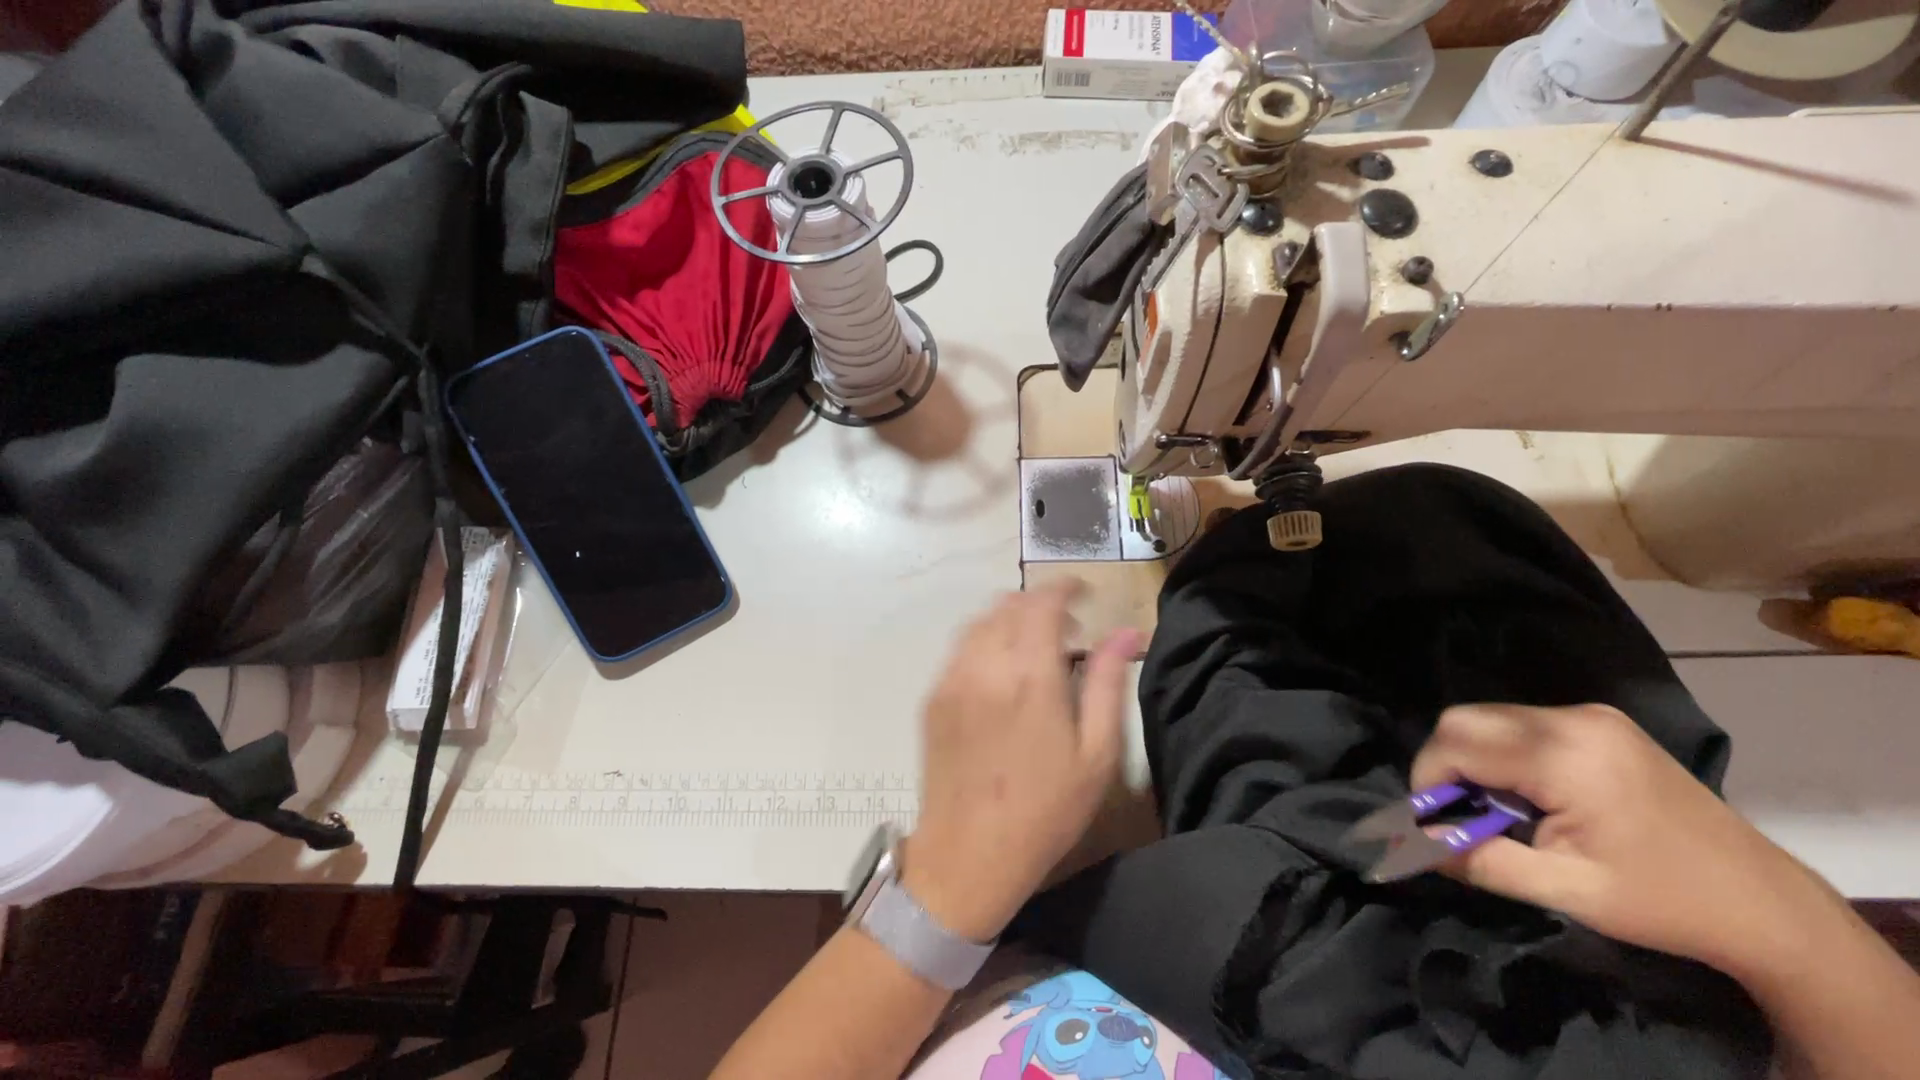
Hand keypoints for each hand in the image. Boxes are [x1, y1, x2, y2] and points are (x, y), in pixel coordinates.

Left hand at [903, 582, 1139, 942]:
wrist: (968, 857)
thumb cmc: (1045, 811)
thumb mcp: (1095, 754)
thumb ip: (1107, 683)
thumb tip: (1127, 632)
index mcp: (1029, 675)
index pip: (1042, 602)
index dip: (1065, 587)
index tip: (1086, 592)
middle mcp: (983, 665)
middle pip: (1008, 605)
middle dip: (1040, 603)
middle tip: (1070, 630)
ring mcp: (950, 680)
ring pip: (979, 622)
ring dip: (1010, 619)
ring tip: (1037, 649)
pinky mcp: (932, 699)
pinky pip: (959, 649)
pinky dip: (985, 641)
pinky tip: (1003, 674)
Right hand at [1411, 703, 1837, 976]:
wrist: (1763, 903)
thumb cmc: (1663, 902)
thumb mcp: (1564, 890)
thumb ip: (1478, 860)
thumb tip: (1410, 842)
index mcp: (1566, 756)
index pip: (1455, 742)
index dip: (1428, 781)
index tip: (1435, 826)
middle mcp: (1574, 720)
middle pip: (1466, 720)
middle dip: (1446, 767)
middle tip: (1461, 819)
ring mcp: (1591, 717)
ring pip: (1491, 719)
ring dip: (1475, 761)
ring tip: (1498, 814)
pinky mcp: (1601, 725)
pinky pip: (1523, 725)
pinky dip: (1505, 755)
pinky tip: (1529, 798)